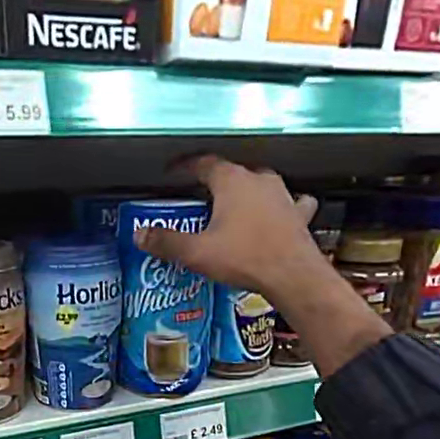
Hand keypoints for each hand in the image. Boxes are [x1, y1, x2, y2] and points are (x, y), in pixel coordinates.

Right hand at [130, 155, 336, 309]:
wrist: (292, 275)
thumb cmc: (245, 258)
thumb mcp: (198, 252)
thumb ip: (167, 242)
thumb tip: (140, 236)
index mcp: (231, 181)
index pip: (203, 163)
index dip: (185, 166)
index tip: (174, 172)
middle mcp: (259, 180)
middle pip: (233, 172)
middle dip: (217, 182)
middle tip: (203, 196)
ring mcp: (283, 196)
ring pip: (262, 184)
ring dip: (250, 191)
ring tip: (238, 205)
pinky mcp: (299, 216)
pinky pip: (293, 204)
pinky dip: (285, 207)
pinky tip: (284, 212)